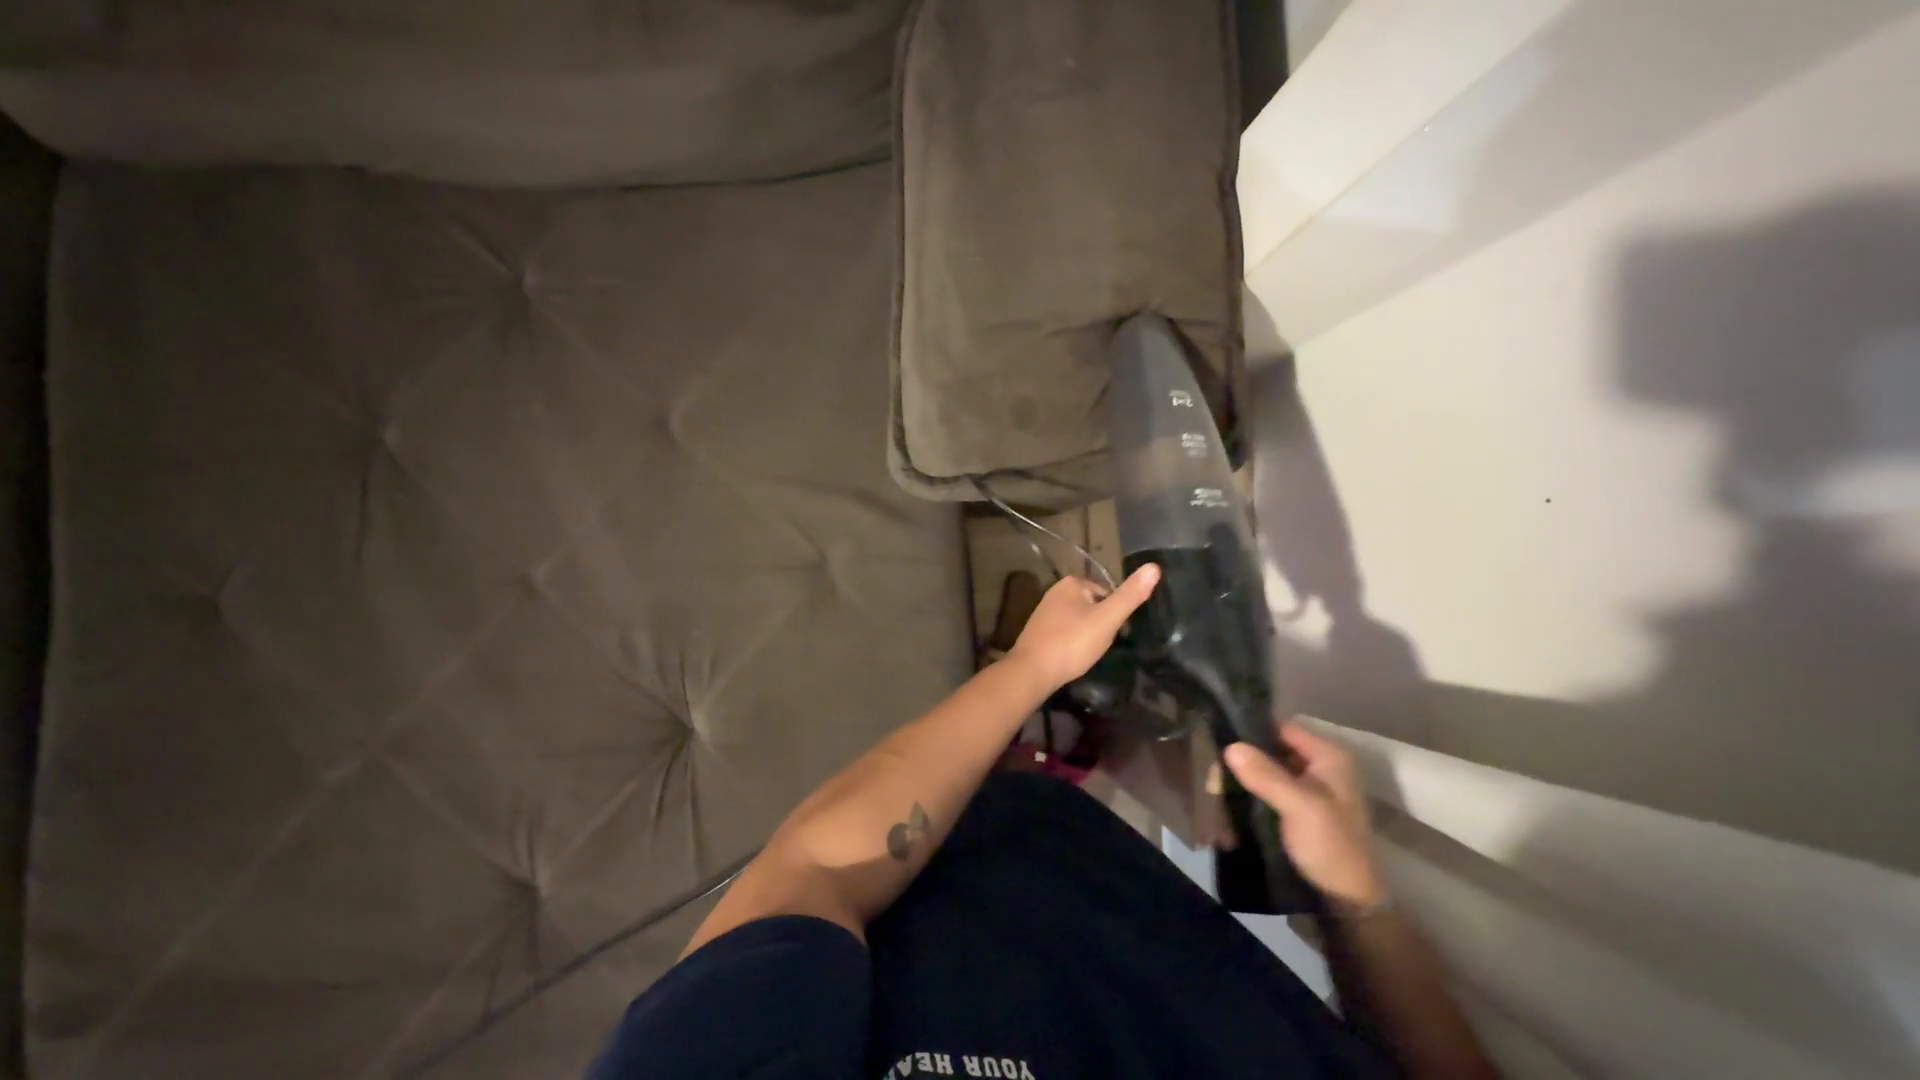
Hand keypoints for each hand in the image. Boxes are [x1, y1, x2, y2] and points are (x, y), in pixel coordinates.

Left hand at [1006, 564, 1158, 691]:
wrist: (1032, 671)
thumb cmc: (1072, 643)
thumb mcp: (1107, 619)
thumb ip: (1130, 596)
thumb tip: (1155, 567)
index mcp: (1072, 583)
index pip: (1107, 593)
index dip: (1115, 614)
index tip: (1114, 633)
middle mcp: (1055, 591)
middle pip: (1093, 606)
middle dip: (1100, 625)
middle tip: (1100, 645)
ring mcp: (1044, 611)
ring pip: (1080, 620)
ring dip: (1087, 634)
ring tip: (1088, 653)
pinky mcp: (1039, 631)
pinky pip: (1066, 632)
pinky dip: (1073, 642)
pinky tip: (1073, 656)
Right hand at [1223, 721, 1384, 909]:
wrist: (1347, 904)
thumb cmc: (1331, 847)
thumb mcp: (1300, 807)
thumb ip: (1266, 775)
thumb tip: (1230, 746)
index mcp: (1329, 758)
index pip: (1283, 728)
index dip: (1253, 733)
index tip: (1220, 744)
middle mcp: (1318, 770)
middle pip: (1270, 752)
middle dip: (1240, 766)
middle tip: (1213, 784)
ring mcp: (1307, 794)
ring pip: (1263, 777)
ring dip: (1238, 788)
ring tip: (1214, 803)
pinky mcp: (1295, 817)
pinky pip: (1263, 800)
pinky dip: (1245, 806)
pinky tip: (1225, 819)